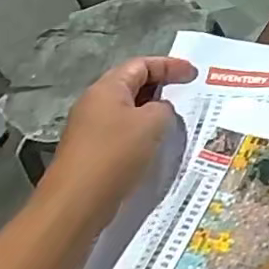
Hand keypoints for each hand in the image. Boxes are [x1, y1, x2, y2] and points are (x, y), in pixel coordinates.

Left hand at [47, 56, 196, 201]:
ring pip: (127, 111)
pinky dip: (141, 133)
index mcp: (107, 88)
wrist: (75, 204)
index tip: (193, 74)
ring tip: (176, 121)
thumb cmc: (116, 154)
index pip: (142, 65)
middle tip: (187, 94)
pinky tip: (155, 147)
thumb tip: (159, 111)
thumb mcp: (152, 123)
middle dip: (161, 87)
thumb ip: (164, 108)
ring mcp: (89, 129)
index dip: (170, 65)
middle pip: (132, 84)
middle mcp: (94, 103)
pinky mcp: (90, 152)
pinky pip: (122, 132)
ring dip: (152, 113)